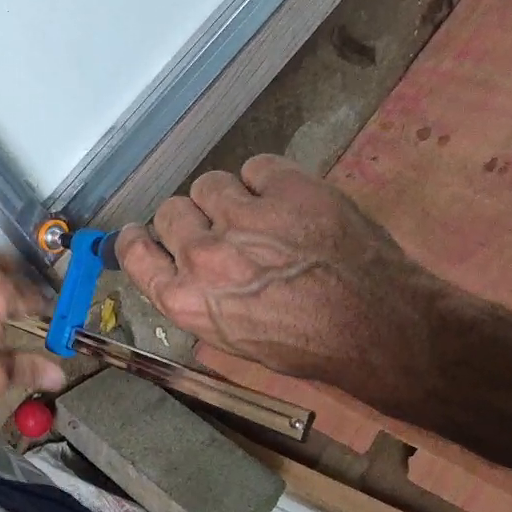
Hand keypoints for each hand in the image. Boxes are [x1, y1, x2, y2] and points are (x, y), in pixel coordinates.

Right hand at [115, 155, 439, 395]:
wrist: (377, 327)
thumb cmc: (300, 344)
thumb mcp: (224, 334)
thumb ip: (192, 294)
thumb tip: (178, 266)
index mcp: (183, 298)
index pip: (134, 251)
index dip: (137, 238)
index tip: (145, 235)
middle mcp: (202, 256)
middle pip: (170, 211)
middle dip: (191, 220)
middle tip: (222, 232)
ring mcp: (244, 219)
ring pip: (209, 184)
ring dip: (227, 197)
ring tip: (259, 215)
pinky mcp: (287, 190)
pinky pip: (256, 167)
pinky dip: (269, 180)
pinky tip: (287, 202)